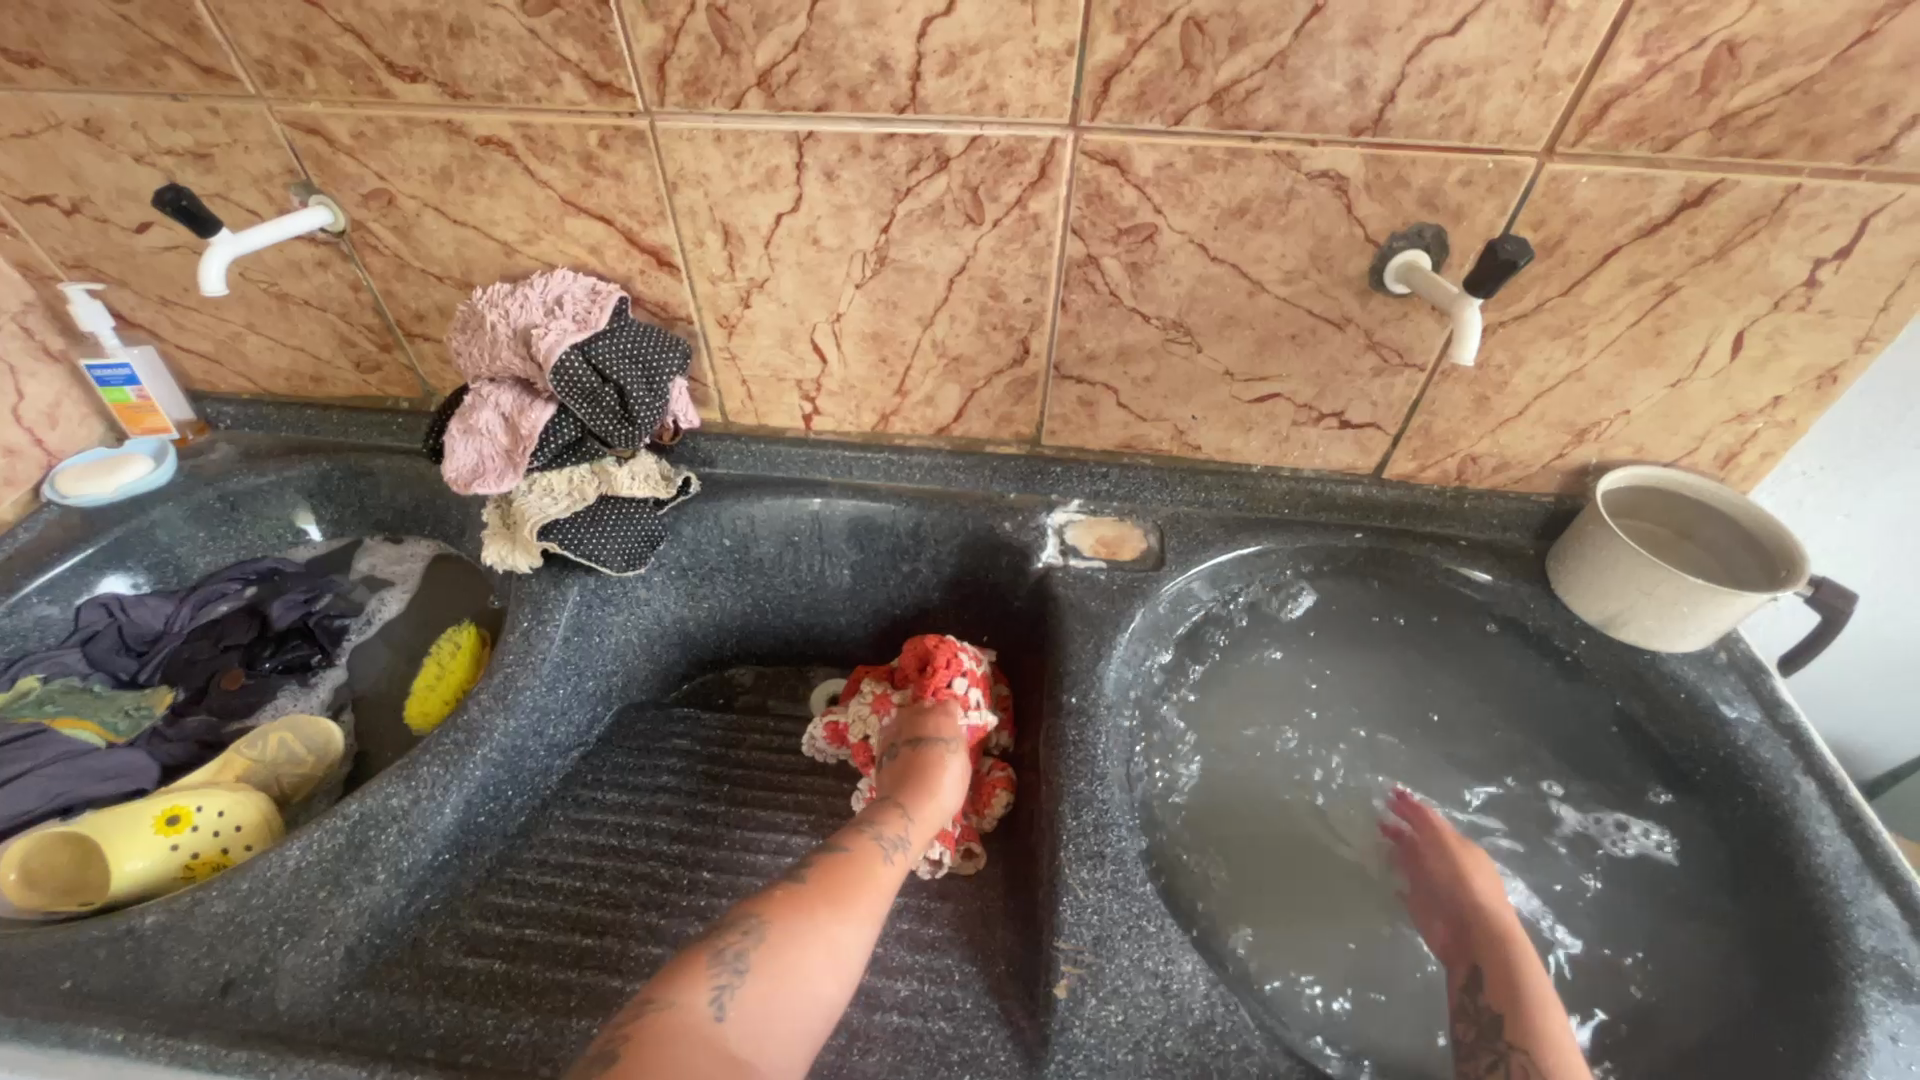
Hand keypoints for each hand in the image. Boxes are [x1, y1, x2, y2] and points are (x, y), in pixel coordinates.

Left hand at [873, 700, 970, 824]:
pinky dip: (898, 737)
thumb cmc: (945, 787)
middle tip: (936, 737)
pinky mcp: (880, 742)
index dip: (953, 716)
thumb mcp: (964, 764)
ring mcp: (896, 727)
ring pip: (906, 717)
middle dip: (931, 717)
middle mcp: (917, 715)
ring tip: (916, 744)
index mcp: (942, 717)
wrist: (908, 806)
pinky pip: (892, 732)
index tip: (955, 729)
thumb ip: (957, 743)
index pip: (950, 705)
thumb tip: (952, 736)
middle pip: (926, 707)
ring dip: (912, 725)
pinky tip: (901, 752)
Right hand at [1380, 786, 1521, 971]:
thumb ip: (1423, 819)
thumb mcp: (1443, 841)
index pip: (1431, 820)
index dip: (1411, 806)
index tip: (1389, 794)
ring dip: (1396, 848)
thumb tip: (1403, 796)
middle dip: (1402, 825)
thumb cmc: (1461, 881)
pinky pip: (1405, 886)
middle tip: (1378, 813)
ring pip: (1412, 861)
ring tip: (1376, 835)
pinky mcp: (1423, 906)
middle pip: (1421, 839)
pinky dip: (1396, 877)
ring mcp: (1435, 885)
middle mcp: (1448, 863)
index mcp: (1459, 846)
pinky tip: (1384, 871)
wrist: (1474, 935)